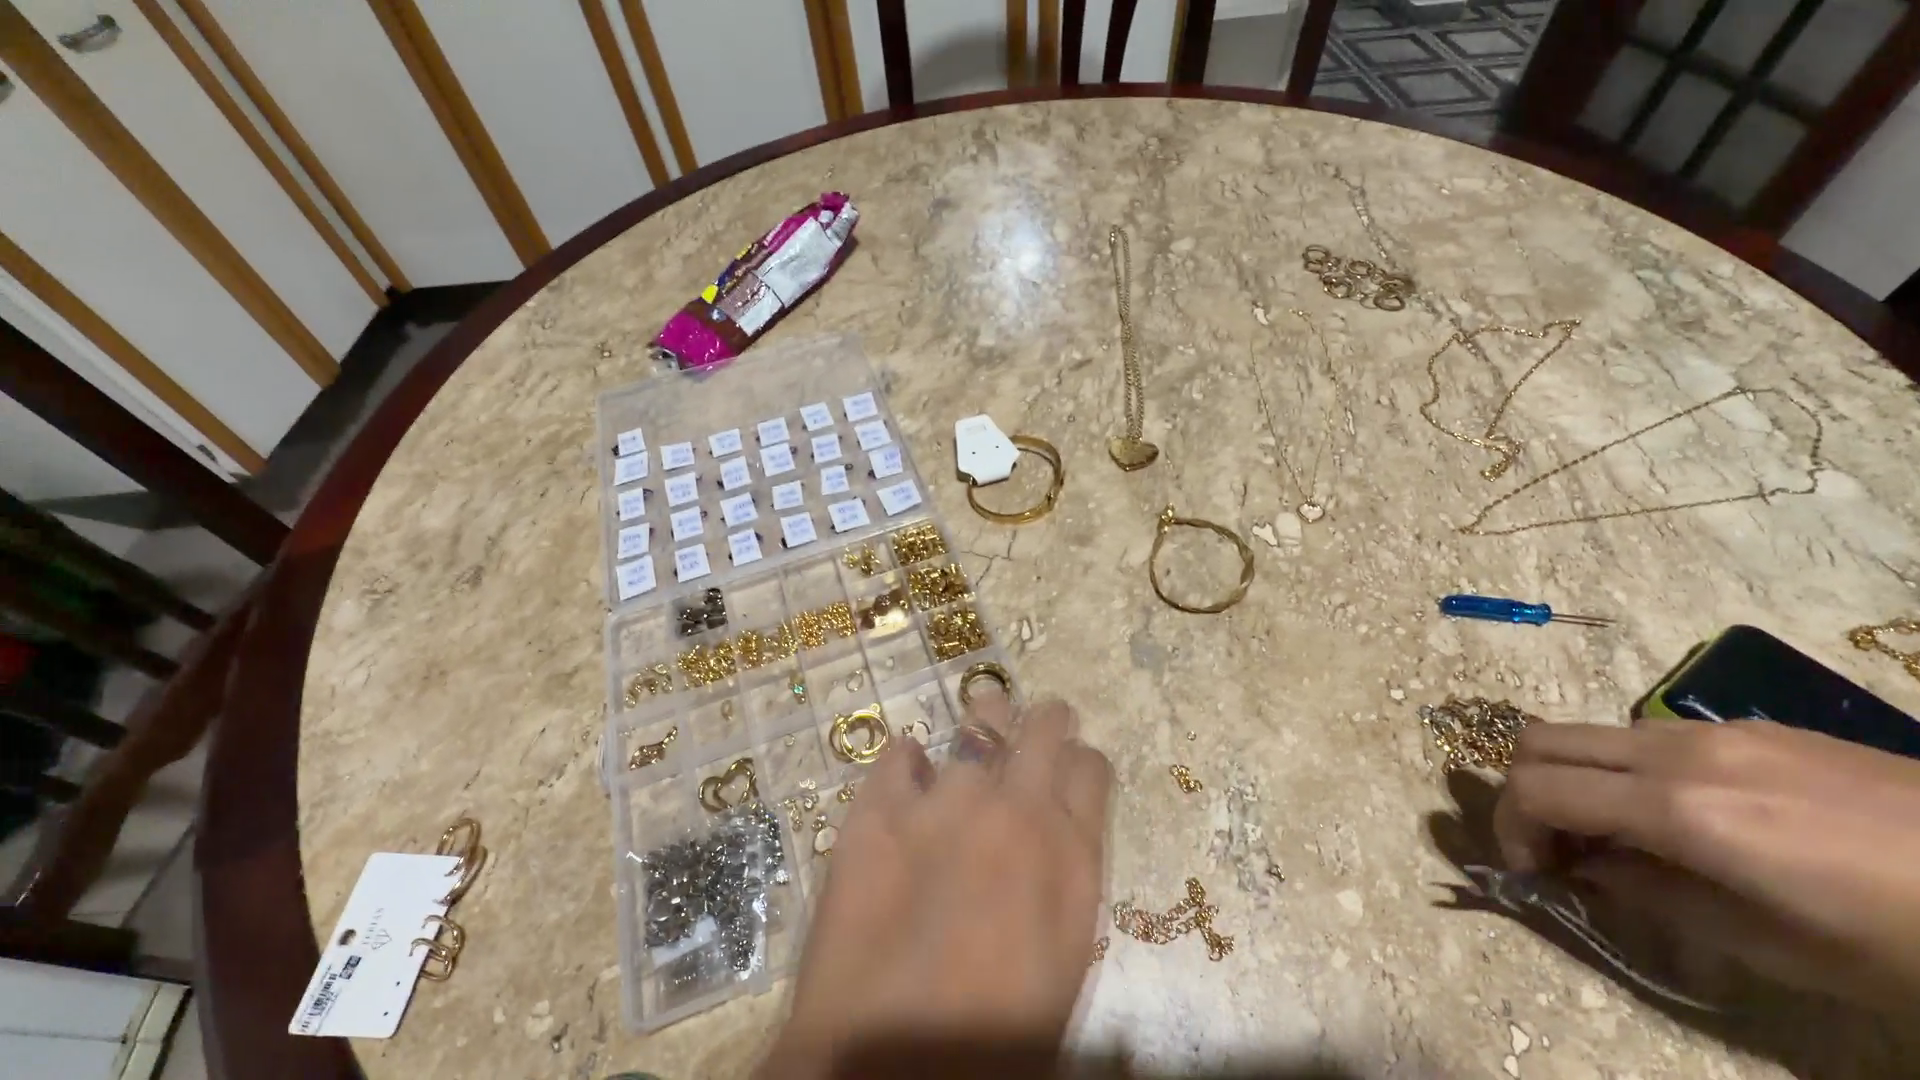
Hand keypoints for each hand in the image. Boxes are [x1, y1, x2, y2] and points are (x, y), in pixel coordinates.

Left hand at [758, 687, 1112, 1078]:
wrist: (889, 1067)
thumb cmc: (996, 1036)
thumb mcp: (1064, 961)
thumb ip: (1066, 882)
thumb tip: (1058, 838)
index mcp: (1071, 855)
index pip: (1092, 768)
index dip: (1080, 763)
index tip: (1068, 768)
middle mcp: (1014, 811)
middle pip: (1044, 727)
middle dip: (1043, 722)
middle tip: (1034, 725)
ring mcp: (943, 804)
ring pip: (975, 725)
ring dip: (983, 724)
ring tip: (979, 728)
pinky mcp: (875, 813)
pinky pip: (898, 755)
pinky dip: (908, 759)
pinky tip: (909, 770)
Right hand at [1495, 718, 1919, 1007]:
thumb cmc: (1895, 939)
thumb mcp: (1766, 944)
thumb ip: (1651, 893)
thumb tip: (1588, 868)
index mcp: (1679, 808)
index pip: (1536, 789)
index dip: (1511, 828)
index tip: (1534, 872)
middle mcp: (1679, 751)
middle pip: (1541, 741)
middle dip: (1526, 793)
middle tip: (1557, 849)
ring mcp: (1716, 730)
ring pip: (1592, 734)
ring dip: (1578, 780)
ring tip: (1620, 838)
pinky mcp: (1753, 728)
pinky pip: (1651, 737)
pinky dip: (1628, 771)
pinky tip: (1685, 820)